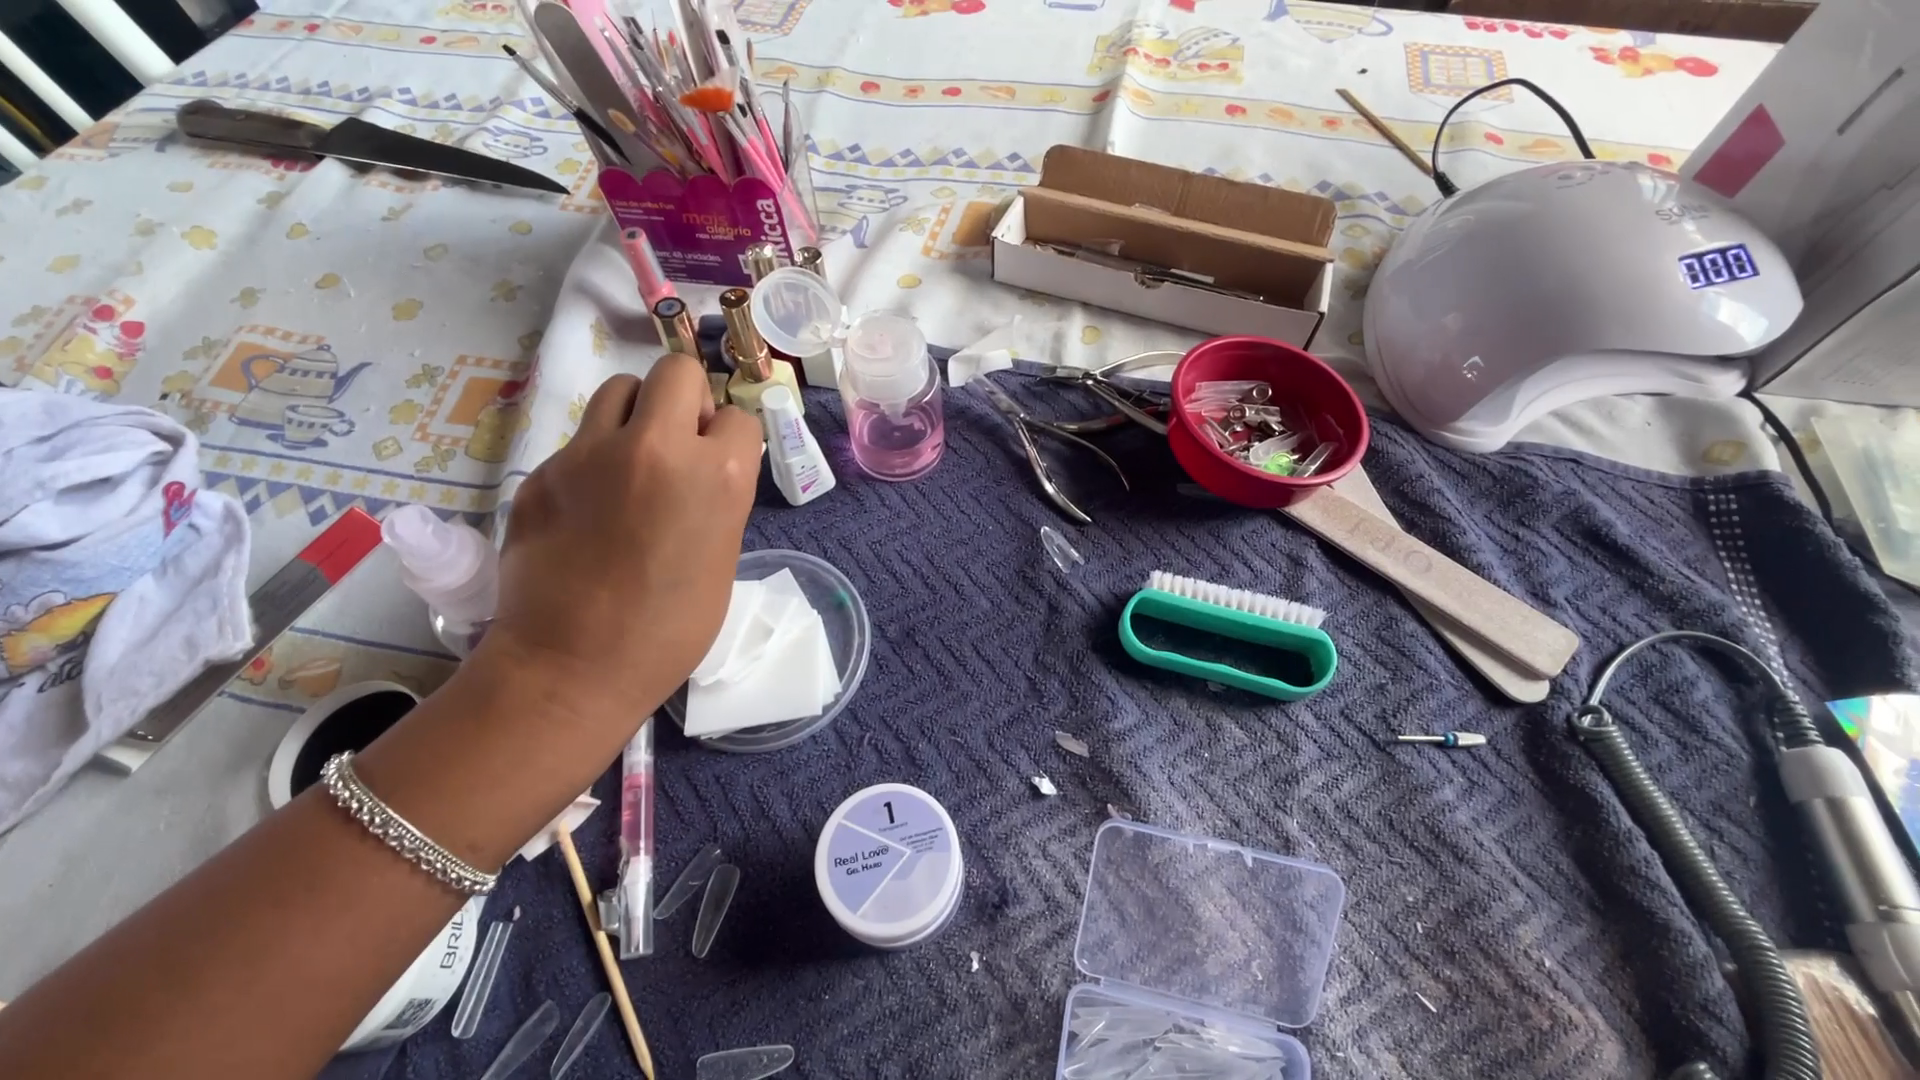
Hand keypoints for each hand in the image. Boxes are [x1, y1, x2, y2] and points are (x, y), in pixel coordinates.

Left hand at [480, 355, 763, 719]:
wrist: (573, 668)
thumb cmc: (668, 630)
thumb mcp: (721, 558)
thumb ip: (718, 498)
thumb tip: (703, 469)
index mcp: (716, 475)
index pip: (737, 416)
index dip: (730, 440)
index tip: (718, 464)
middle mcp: (656, 447)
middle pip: (676, 371)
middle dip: (686, 399)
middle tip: (677, 444)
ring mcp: (590, 454)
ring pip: (619, 389)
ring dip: (636, 415)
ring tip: (630, 463)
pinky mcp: (543, 471)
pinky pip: (579, 441)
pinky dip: (592, 461)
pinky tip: (588, 509)